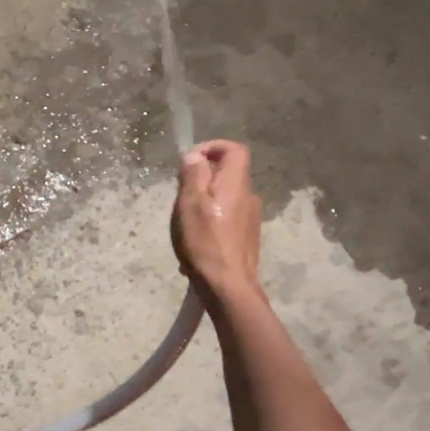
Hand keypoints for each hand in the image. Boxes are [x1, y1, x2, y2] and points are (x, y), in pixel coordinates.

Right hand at [172, 140, 263, 295]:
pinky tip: (195, 241)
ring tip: (184, 223)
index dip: (213, 147)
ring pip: (225, 196)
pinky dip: (210, 219)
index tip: (190, 160)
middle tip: (180, 196)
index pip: (235, 150)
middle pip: (227, 174)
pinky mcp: (246, 235)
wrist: (228, 283)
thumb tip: (195, 155)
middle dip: (202, 178)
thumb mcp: (190, 204)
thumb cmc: (205, 241)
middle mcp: (248, 195)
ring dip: (204, 201)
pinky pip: (226, 216)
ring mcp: (250, 217)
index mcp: (235, 184)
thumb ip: (193, 176)